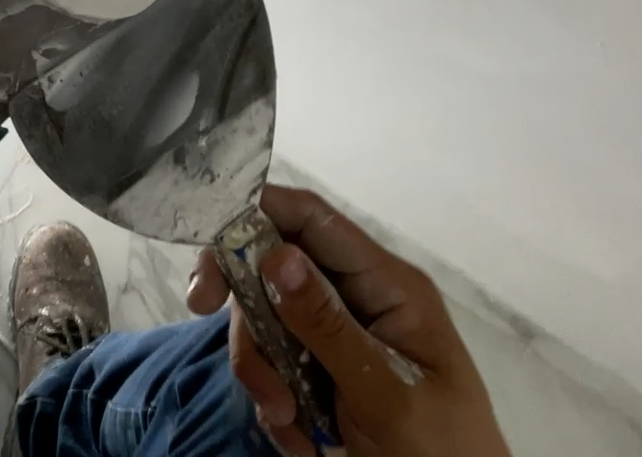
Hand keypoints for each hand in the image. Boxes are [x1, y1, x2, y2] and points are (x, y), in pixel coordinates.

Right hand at [187, 185, 510, 456]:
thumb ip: (329, 327)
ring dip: (257, 363)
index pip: (311, 218)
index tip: (206, 234)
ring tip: (283, 416)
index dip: (256, 209)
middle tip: (199, 307)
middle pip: (270, 259)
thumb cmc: (442, 455)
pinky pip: (266, 356)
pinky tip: (294, 430)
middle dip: (238, 294)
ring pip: (260, 312)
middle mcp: (354, 293)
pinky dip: (268, 393)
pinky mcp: (314, 363)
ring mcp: (331, 328)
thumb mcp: (388, 396)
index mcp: (385, 284)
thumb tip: (275, 254)